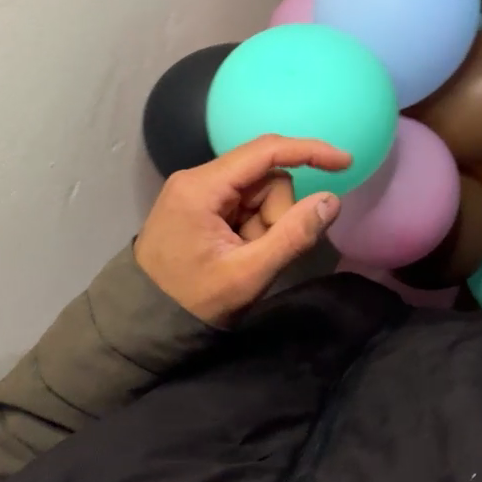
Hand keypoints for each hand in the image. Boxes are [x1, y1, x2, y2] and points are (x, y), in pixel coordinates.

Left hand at [135, 135, 347, 324]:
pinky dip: (256, 227)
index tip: (345, 163)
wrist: (136, 330)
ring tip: (246, 258)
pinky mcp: (203, 205)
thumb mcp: (247, 276)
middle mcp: (198, 179)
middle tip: (263, 253)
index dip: (310, 151)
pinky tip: (241, 251)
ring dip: (267, 224)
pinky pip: (247, 203)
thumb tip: (331, 201)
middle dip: (278, 213)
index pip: (267, 151)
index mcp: (202, 187)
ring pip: (261, 191)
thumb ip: (293, 237)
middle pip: (267, 176)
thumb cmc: (189, 304)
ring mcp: (199, 192)